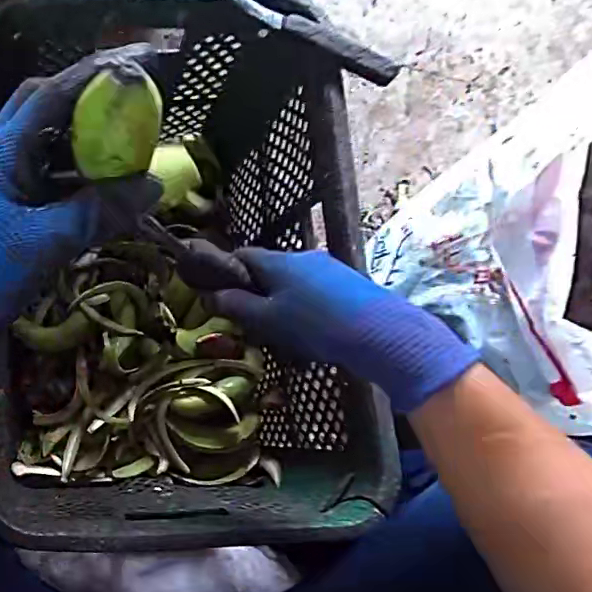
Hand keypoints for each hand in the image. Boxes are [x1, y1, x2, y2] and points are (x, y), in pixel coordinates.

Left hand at [0, 47, 160, 391]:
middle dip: (86, 100)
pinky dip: (76, 177)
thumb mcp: (46, 242)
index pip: (48, 95)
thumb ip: (99, 212)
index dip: (91, 75)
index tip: (134, 64)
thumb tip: (153, 186)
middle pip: (43, 109)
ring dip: (83, 141)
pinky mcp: (8, 208)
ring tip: (124, 143)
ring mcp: (1, 182)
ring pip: (47, 145)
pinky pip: (48, 179)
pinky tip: (102, 186)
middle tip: (129, 103)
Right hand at [210, 249, 478, 411]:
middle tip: (250, 323)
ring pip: (293, 284)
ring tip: (282, 336)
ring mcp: (330, 269)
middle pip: (269, 271)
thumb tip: (210, 294)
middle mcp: (304, 257)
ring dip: (282, 305)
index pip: (242, 255)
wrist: (380, 333)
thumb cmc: (314, 324)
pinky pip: (315, 294)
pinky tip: (310, 337)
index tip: (218, 293)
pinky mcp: (349, 285)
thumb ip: (236, 305)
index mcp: (279, 261)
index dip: (225, 271)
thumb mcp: (266, 319)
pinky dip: (305, 311)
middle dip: (256, 294)